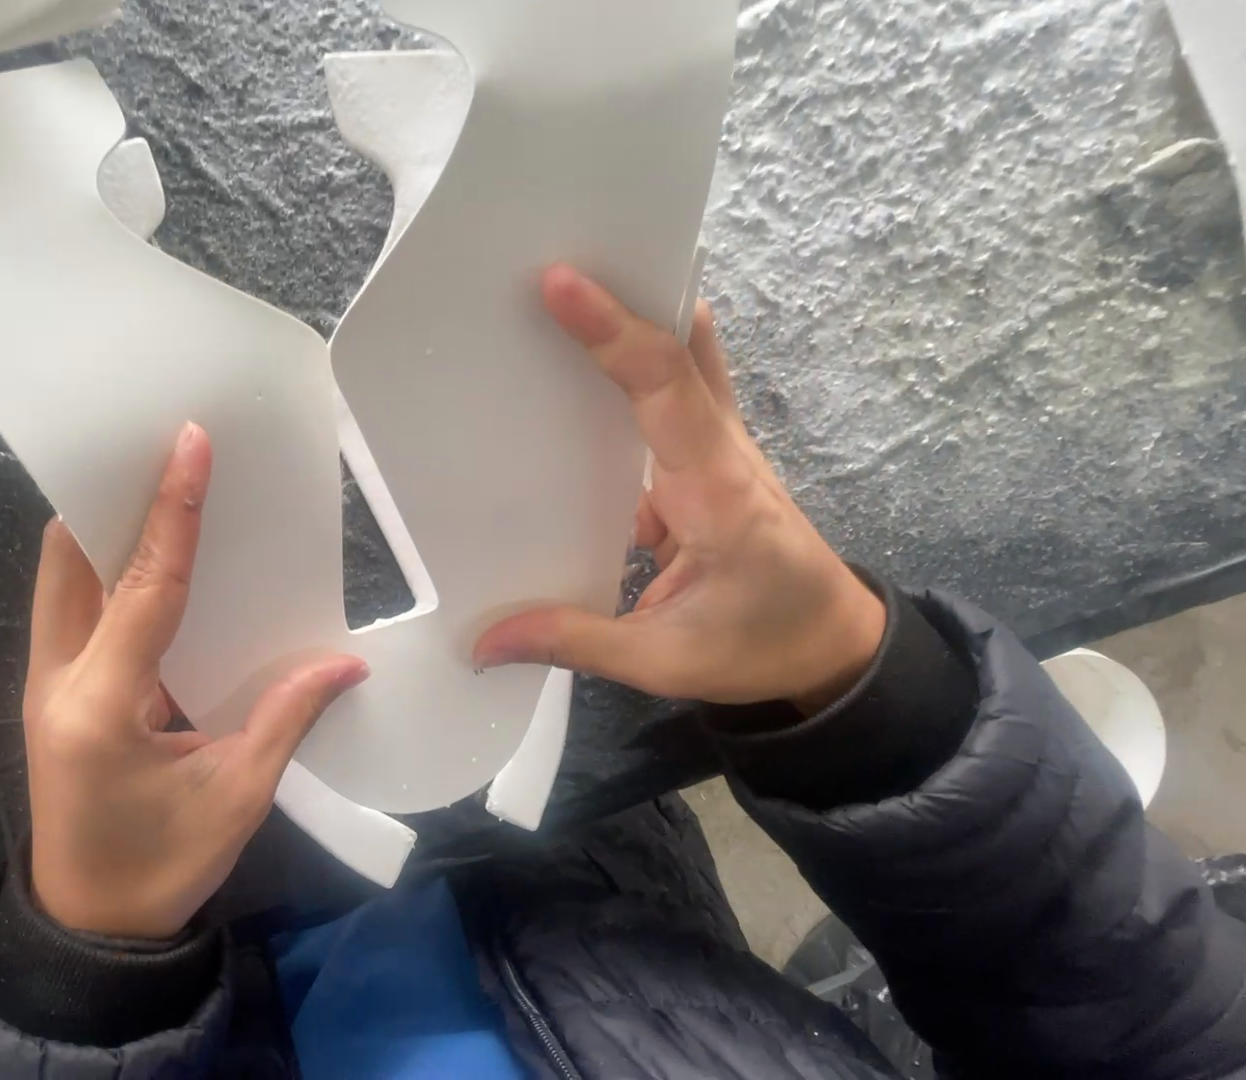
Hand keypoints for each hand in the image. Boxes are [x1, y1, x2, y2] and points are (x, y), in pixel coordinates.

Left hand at [24, 423, 369, 938]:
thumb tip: (347, 664)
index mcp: (102, 706)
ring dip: (94, 526)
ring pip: (57, 578)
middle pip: (68, 562)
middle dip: (106, 498)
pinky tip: (133, 550)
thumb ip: (285, 718)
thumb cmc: (161, 867)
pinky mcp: (51, 691)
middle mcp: (57, 680)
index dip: (171, 512)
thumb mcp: (235, 797)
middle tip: (150, 447)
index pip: (145, 586)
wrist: (89, 927)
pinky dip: (95, 565)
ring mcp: (43, 684)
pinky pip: (67, 606)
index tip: (188, 445)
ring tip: (141, 479)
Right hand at [474, 265, 885, 712]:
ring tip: (567, 293)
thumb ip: (574, 642)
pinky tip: (577, 379)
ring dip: (641, 318)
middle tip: (570, 252)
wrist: (833, 650)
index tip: (561, 282)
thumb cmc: (761, 650)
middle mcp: (723, 456)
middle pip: (691, 347)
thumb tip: (485, 642)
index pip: (666, 391)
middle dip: (638, 292)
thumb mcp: (665, 662)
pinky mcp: (704, 466)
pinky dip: (634, 368)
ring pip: (689, 362)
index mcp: (718, 496)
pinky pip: (670, 399)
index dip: (614, 332)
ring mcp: (718, 455)